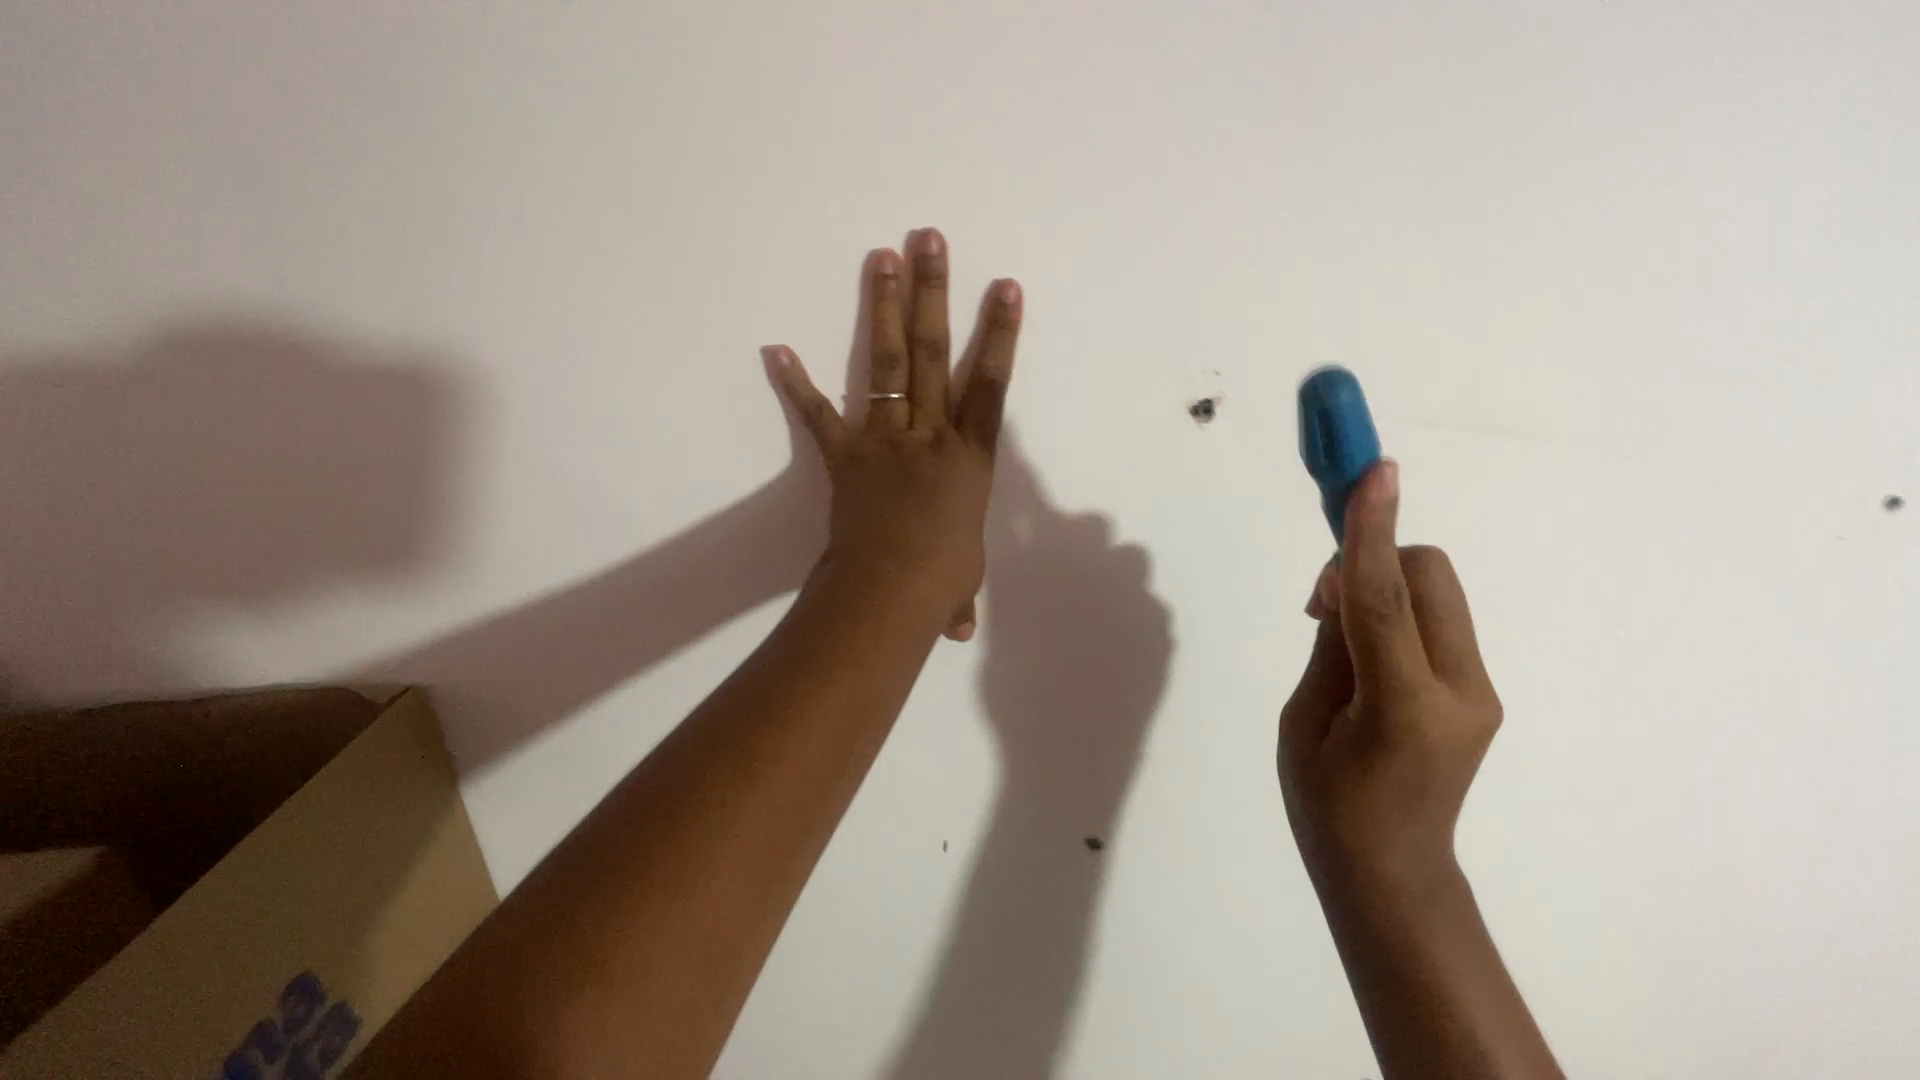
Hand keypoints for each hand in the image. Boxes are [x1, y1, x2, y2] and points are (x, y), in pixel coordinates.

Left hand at [766, 229, 1022, 640]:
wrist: (887, 592)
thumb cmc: (937, 584)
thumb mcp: (959, 581)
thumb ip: (957, 592)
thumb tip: (956, 628)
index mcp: (969, 457)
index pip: (990, 385)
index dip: (999, 334)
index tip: (1005, 286)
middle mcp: (930, 435)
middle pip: (932, 352)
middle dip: (933, 292)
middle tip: (929, 238)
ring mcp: (884, 440)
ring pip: (884, 363)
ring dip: (881, 307)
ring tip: (882, 256)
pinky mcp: (843, 456)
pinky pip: (818, 415)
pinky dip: (796, 384)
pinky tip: (775, 348)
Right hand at [1278, 460, 1502, 891]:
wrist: (1392, 869)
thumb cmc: (1327, 805)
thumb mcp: (1304, 720)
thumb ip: (1331, 646)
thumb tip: (1346, 587)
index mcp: (1404, 706)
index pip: (1384, 598)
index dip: (1372, 532)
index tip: (1373, 471)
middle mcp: (1460, 690)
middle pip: (1429, 577)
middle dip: (1377, 560)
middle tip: (1323, 603)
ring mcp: (1479, 691)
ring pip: (1435, 594)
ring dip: (1384, 589)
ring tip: (1339, 638)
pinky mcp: (1479, 691)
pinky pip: (1435, 623)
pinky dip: (1396, 615)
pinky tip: (1366, 656)